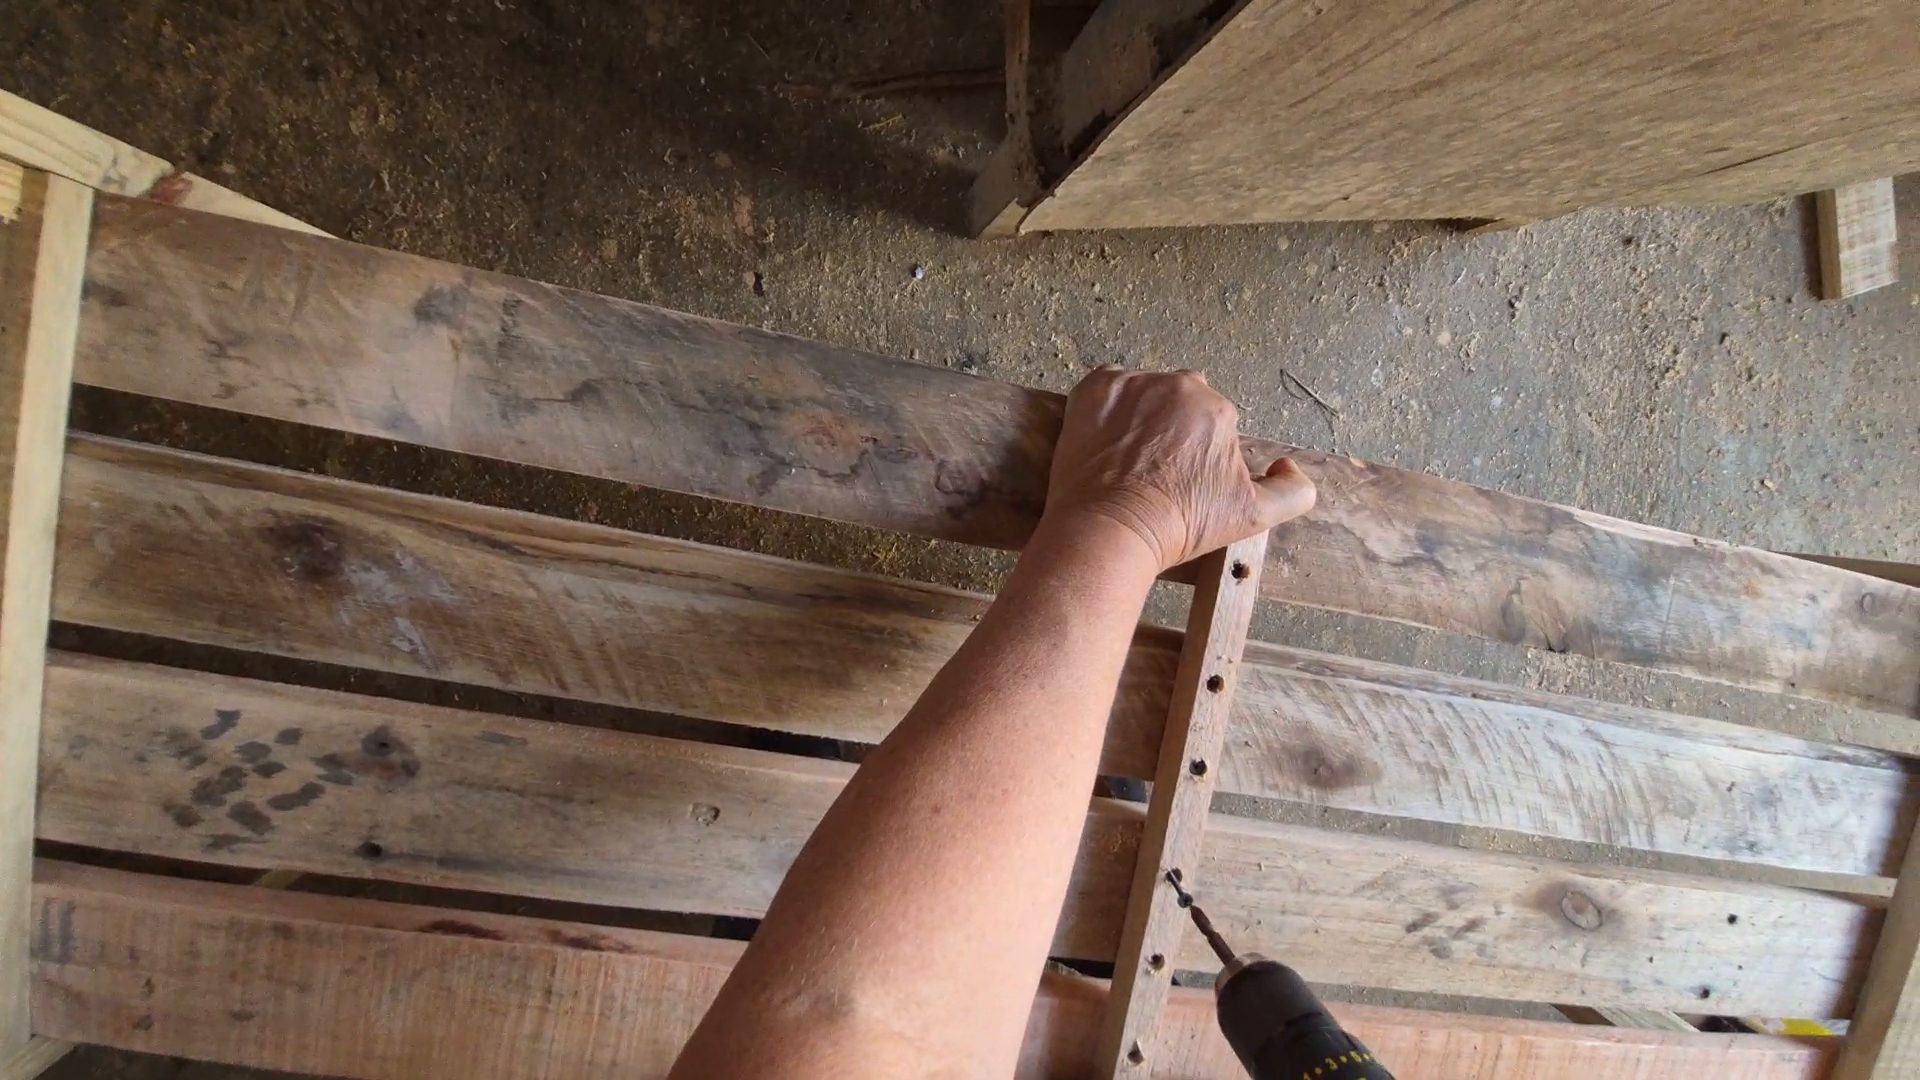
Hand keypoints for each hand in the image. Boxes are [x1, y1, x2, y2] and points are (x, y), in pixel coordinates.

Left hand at [1043, 368, 1316, 571]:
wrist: (1112, 528)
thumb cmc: (1178, 524)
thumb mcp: (1253, 517)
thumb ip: (1293, 491)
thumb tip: (1288, 466)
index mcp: (1218, 410)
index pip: (1210, 421)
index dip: (1195, 449)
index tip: (1178, 474)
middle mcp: (1179, 386)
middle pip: (1177, 400)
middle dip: (1169, 426)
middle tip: (1150, 466)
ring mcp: (1134, 384)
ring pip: (1142, 392)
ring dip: (1138, 414)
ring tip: (1124, 456)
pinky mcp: (1095, 389)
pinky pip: (1106, 386)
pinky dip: (1105, 406)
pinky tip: (1103, 438)